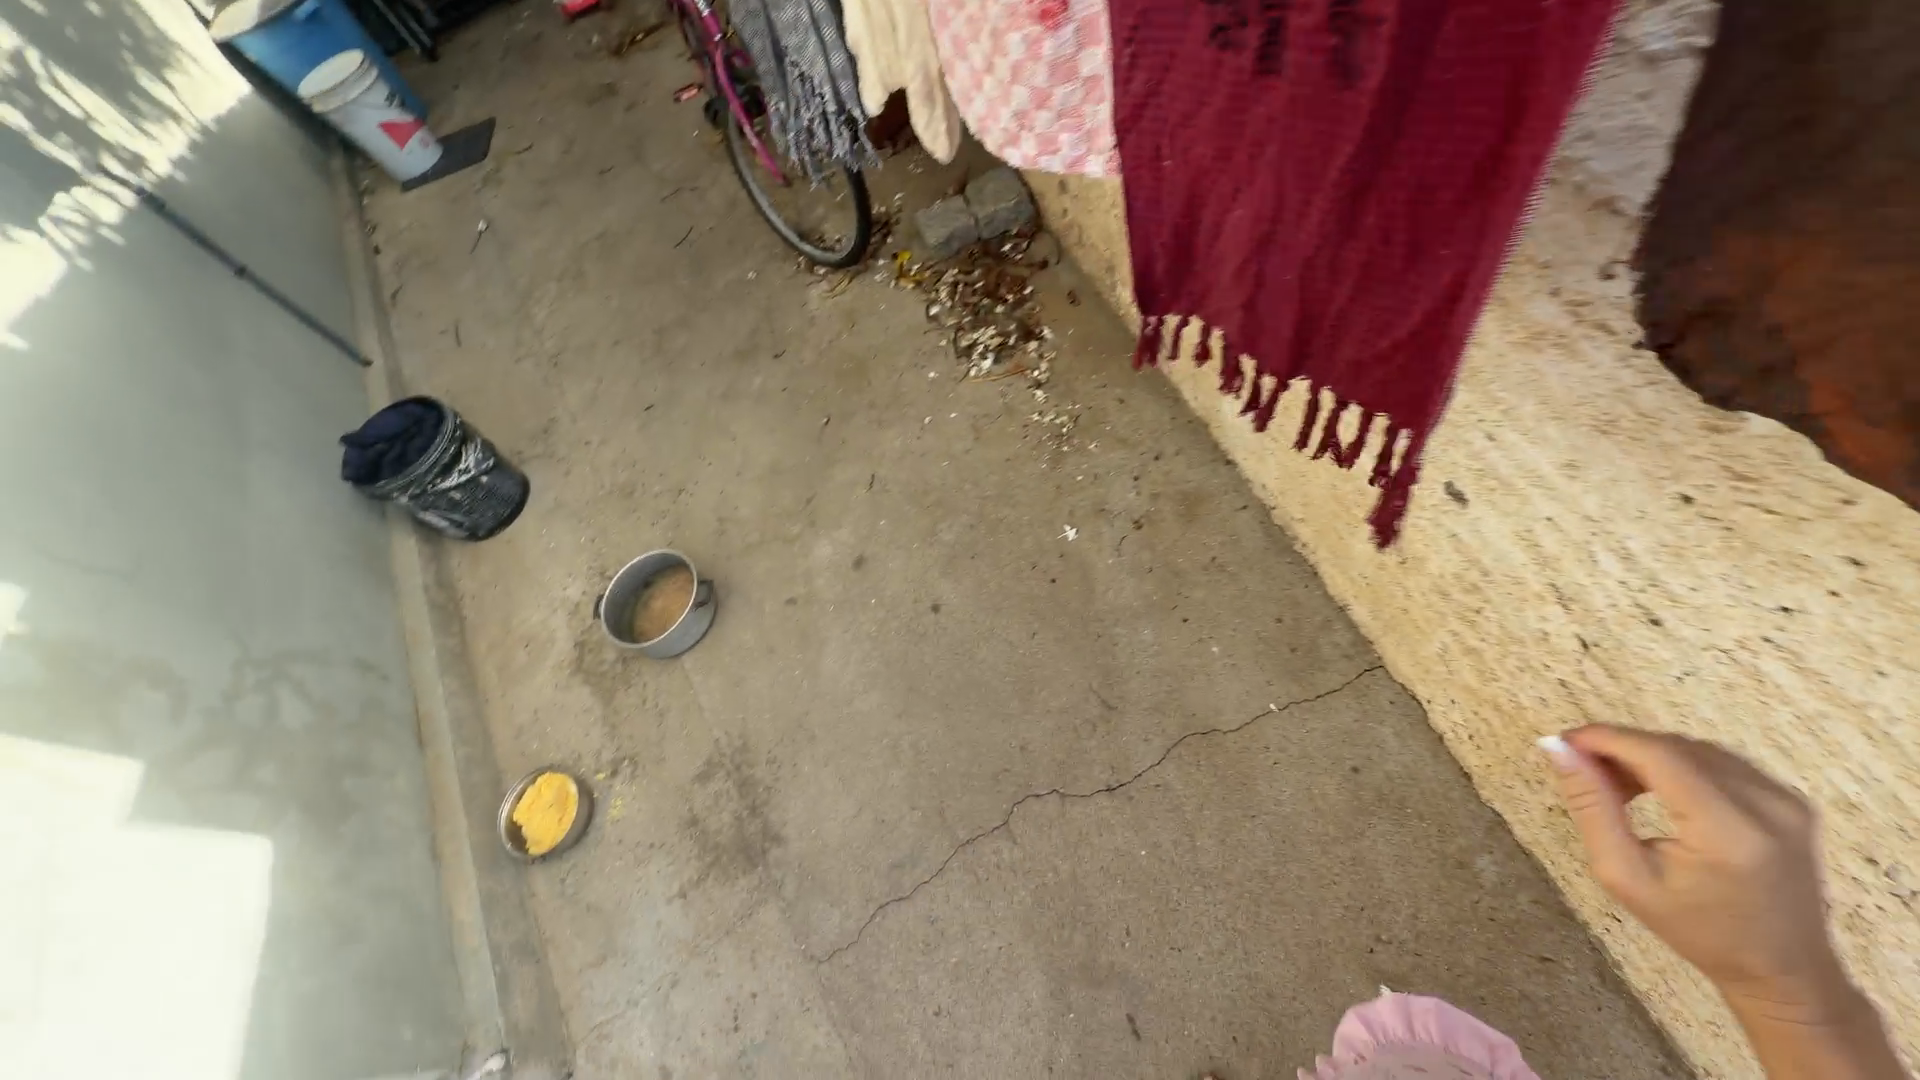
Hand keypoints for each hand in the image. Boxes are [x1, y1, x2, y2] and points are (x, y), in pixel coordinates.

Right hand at [1540, 725, 1846, 1021]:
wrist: (1784, 971)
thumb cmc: (1695, 929)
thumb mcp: (1623, 874)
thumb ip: (1590, 806)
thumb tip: (1555, 748)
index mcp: (1728, 831)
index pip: (1659, 755)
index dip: (1605, 738)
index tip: (1562, 742)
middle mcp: (1768, 806)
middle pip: (1676, 748)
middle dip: (1621, 748)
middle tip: (1582, 769)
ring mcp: (1788, 802)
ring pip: (1695, 750)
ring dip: (1647, 754)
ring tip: (1615, 784)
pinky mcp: (1792, 802)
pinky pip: (1719, 762)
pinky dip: (1677, 764)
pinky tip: (1656, 788)